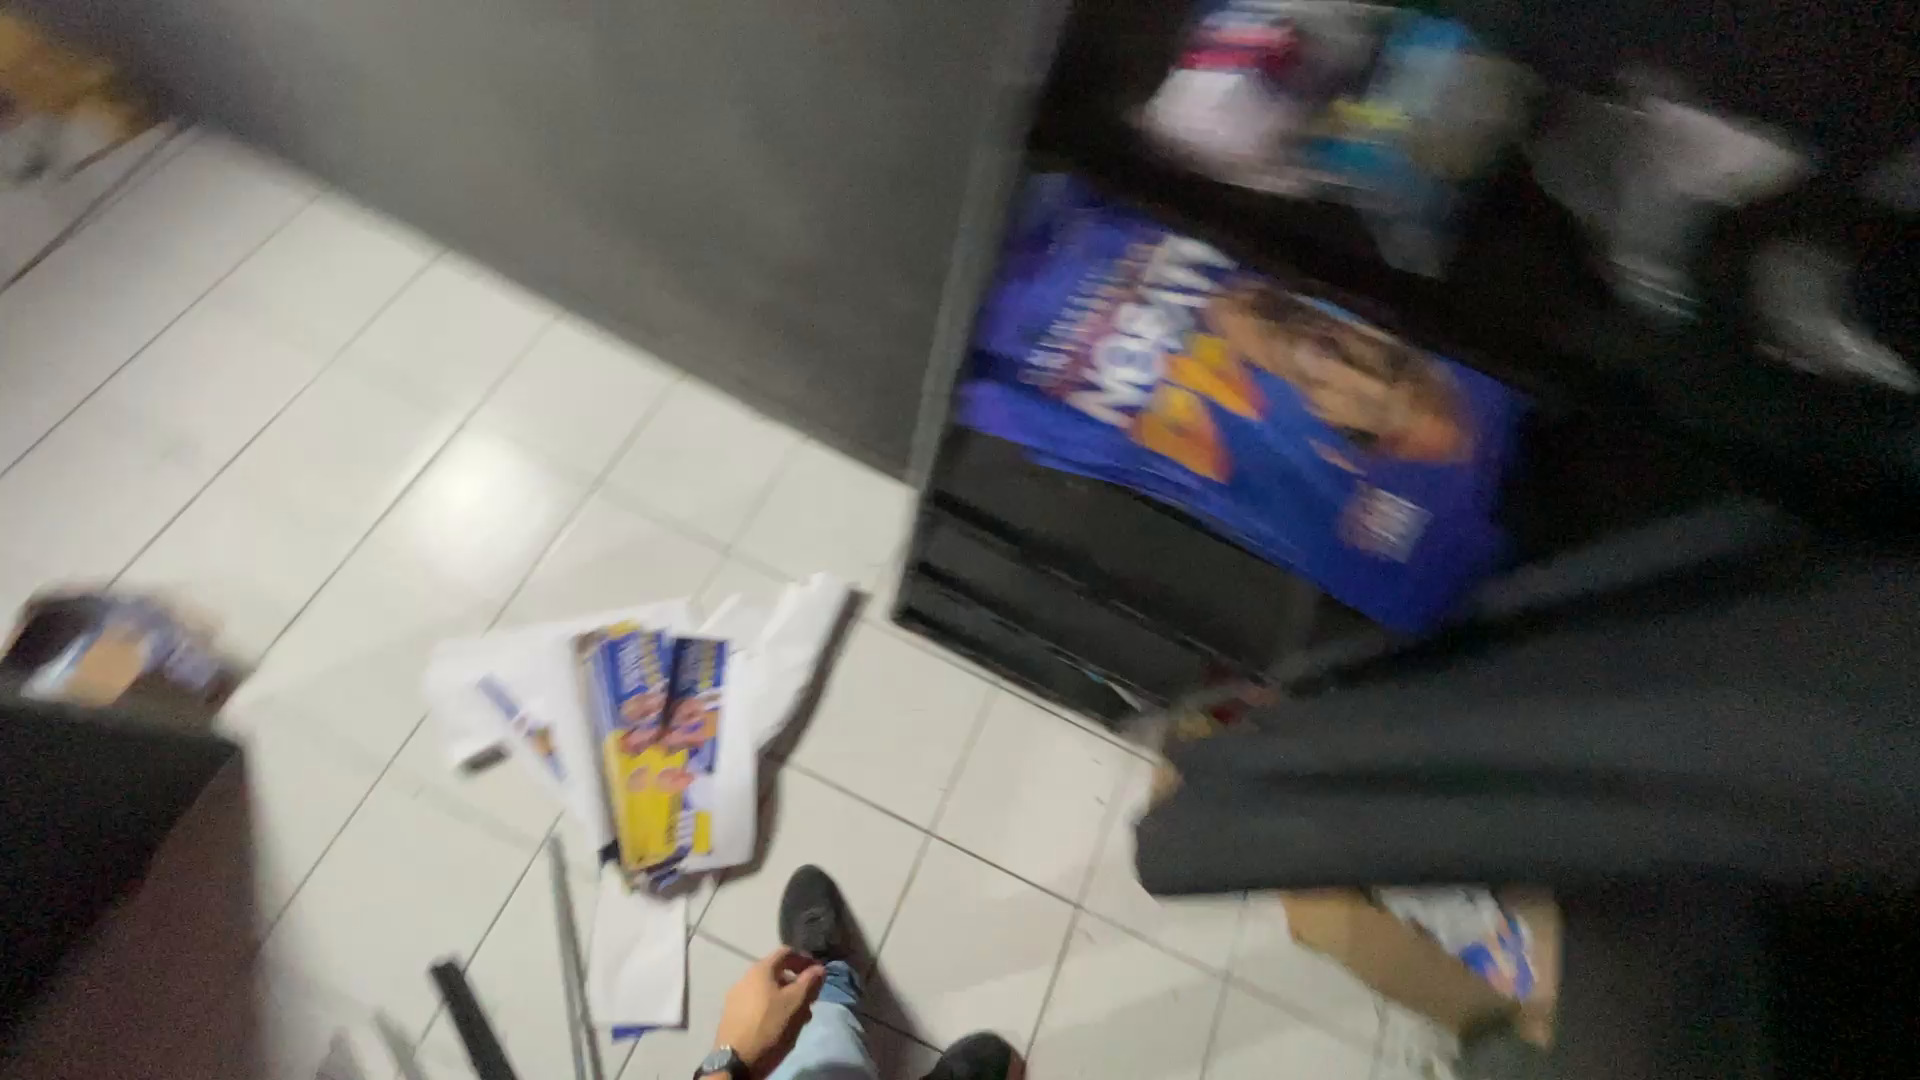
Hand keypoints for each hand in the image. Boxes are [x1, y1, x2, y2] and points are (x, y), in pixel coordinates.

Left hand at [710, 946, 825, 1076]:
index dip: (805, 959)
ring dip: (786, 999)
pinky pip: (757, 1005)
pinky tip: (779, 1027)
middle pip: (777, 973)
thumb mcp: (796, 1003)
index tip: (818, 973)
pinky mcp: (731, 1017)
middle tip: (810, 1000)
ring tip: (797, 1018)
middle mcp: (745, 978)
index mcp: (760, 969)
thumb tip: (819, 968)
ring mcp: (735, 998)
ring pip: (767, 991)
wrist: (734, 1063)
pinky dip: (772, 1009)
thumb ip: (810, 982)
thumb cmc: (769, 1027)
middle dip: (797, 985)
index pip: (787, 952)